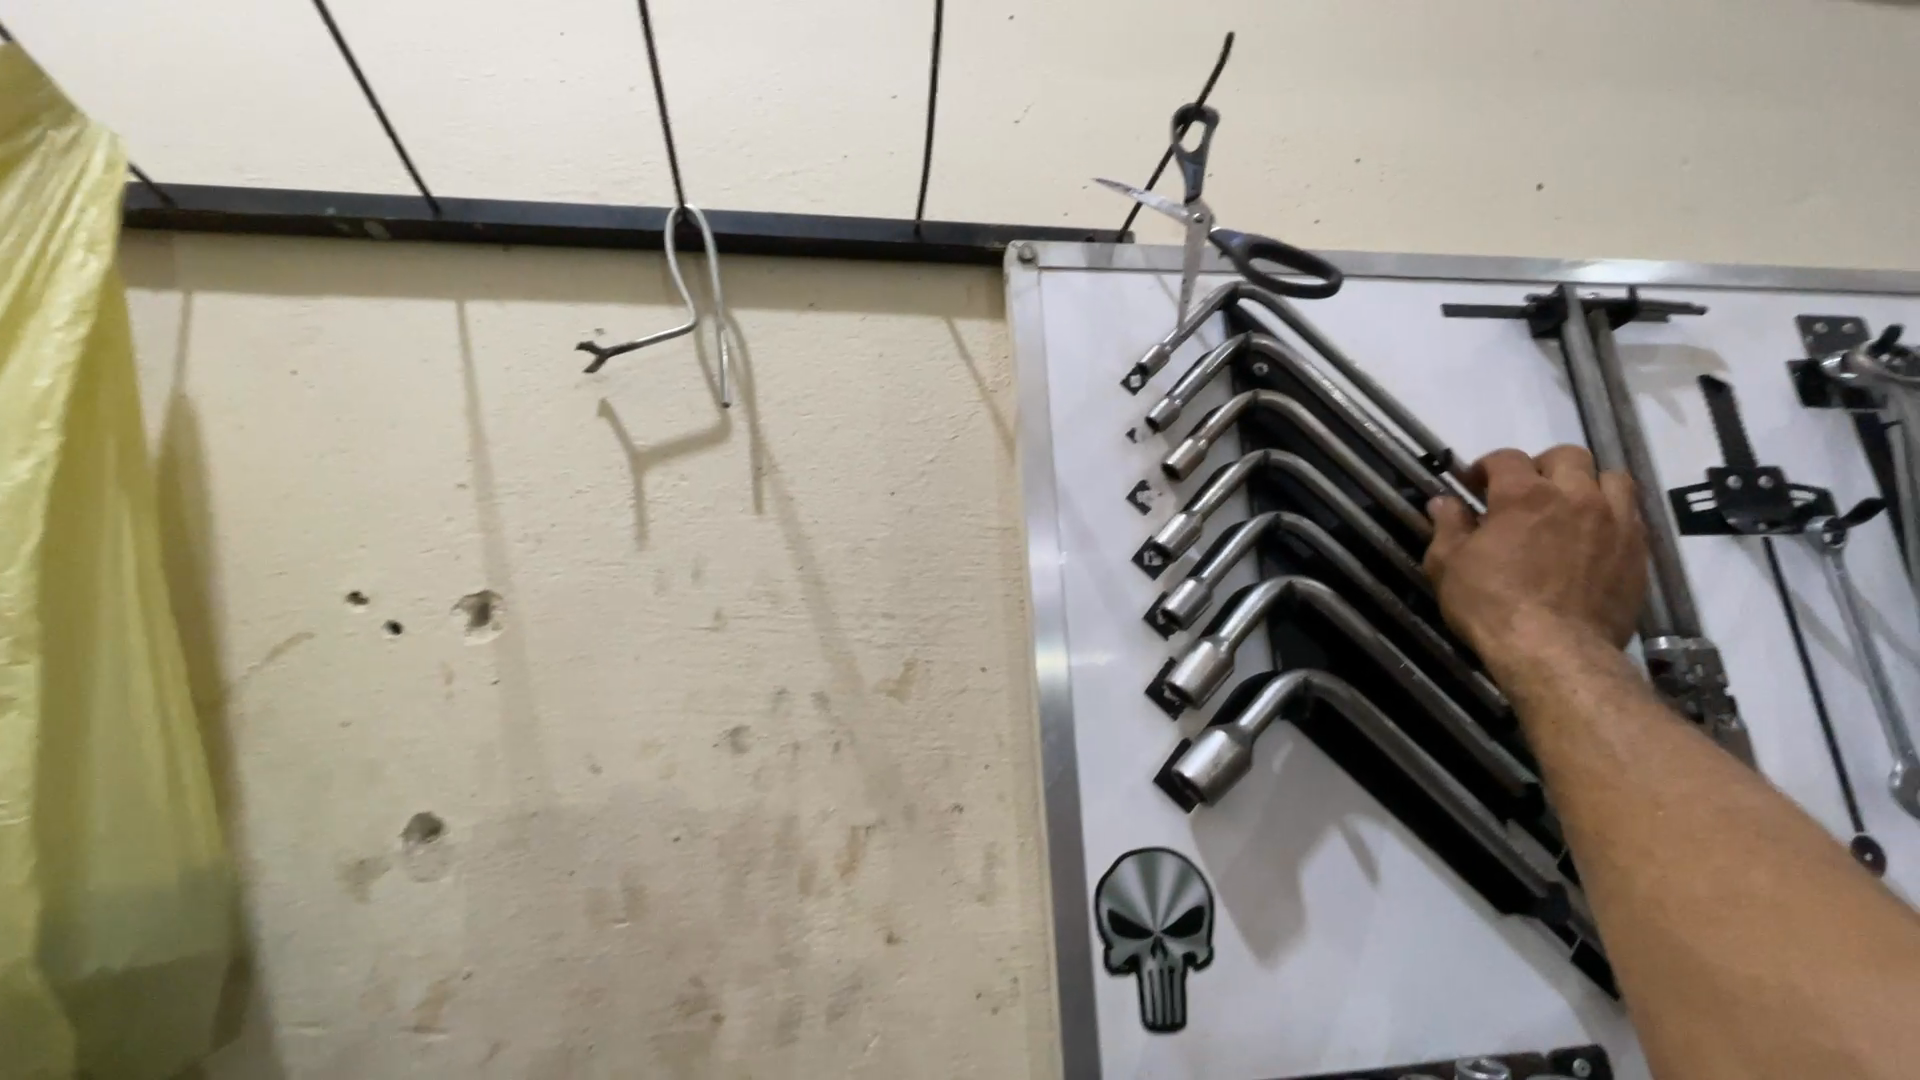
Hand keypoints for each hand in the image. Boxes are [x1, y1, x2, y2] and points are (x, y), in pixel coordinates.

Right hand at [1423, 446, 1647, 661]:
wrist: (1554, 650)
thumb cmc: (1490, 604)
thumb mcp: (1447, 565)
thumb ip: (1447, 526)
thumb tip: (1444, 502)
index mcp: (1524, 495)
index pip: (1507, 458)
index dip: (1486, 466)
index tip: (1474, 484)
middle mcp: (1576, 496)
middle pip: (1568, 457)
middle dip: (1541, 467)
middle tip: (1523, 492)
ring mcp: (1615, 522)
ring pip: (1612, 478)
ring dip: (1587, 485)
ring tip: (1568, 508)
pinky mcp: (1639, 551)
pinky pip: (1631, 515)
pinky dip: (1610, 516)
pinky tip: (1590, 539)